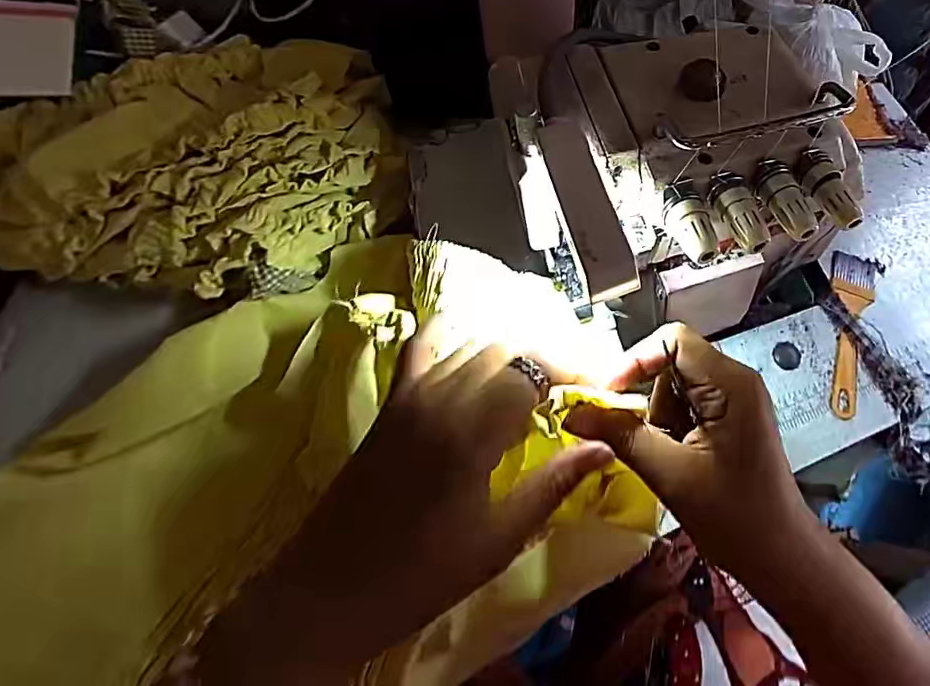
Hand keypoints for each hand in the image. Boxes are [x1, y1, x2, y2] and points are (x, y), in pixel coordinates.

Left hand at [196, 318, 613, 684]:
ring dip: (511, 356)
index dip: (573, 372)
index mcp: (471, 431)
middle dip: (548, 363)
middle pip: (510, 350)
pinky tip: (470, 338)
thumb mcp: (498, 540)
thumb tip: (605, 448)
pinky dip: (451, 332)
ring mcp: (412, 394)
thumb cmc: (420, 574)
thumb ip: (553, 485)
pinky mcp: (392, 401)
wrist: (324, 597)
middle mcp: (442, 397)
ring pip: (474, 346)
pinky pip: (423, 346)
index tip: (596, 389)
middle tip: (570, 393)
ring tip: (533, 384)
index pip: (536, 370)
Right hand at [564, 322, 816, 578]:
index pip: (674, 340)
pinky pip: (690, 404)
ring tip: (669, 459)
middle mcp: (736, 379)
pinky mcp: (733, 416)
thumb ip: (622, 437)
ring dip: (660, 418)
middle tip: (640, 439)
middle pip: (674, 362)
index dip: (636, 359)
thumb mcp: (670, 475)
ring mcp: (737, 397)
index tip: (609, 394)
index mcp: (731, 383)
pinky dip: (673, 427)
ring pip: (678, 386)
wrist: (780, 553)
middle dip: (648, 398)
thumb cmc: (734, 516)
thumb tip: (574, 414)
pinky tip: (679, 459)